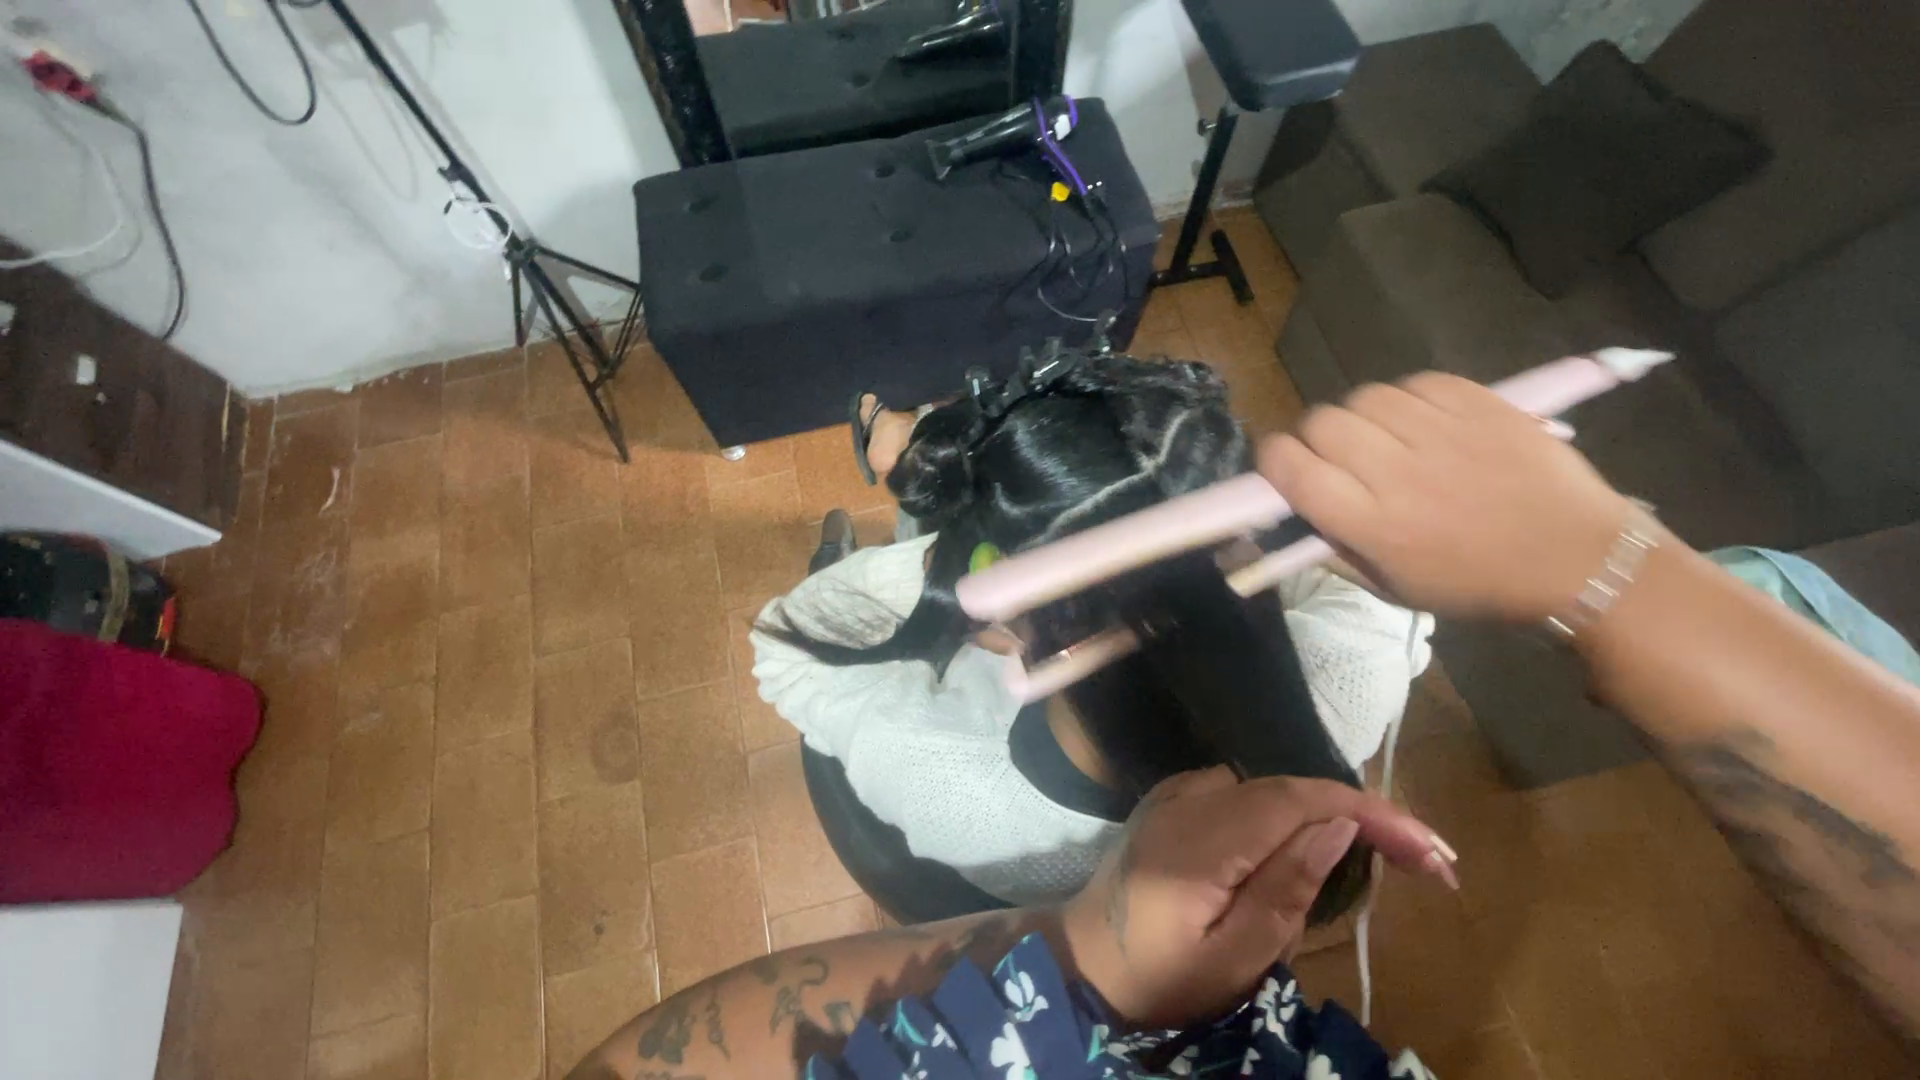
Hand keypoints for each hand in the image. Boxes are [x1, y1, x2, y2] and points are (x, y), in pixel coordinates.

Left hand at [1061, 767, 1455, 1028]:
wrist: (1082, 959)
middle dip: (1362, 815)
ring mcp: (1175, 794)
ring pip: (1270, 789)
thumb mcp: (1233, 957)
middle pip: (1291, 789)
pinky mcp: (1169, 801)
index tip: (1431, 851)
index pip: (1300, 799)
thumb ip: (1286, 889)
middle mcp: (1190, 798)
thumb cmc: (1159, 976)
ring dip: (1326, 813)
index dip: (1371, 813)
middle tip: (1426, 862)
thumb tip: (1337, 825)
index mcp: (1205, 836)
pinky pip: (1241, 794)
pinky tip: (1309, 841)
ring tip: (1380, 855)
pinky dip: (1284, 812)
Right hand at [1258, 373, 1640, 621]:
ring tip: (1382, 436)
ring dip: (1360, 416)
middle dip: (1314, 436)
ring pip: (1364, 396)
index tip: (1284, 468)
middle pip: (1321, 423)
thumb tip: (1297, 514)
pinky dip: (1406, 399)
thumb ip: (1335, 550)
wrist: (1578, 560)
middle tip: (1336, 455)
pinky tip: (1421, 422)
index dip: (1273, 460)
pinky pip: (1415, 382)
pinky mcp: (1480, 404)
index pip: (1289, 467)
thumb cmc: (1475, 584)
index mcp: (1371, 523)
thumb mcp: (1391, 588)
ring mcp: (1442, 432)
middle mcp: (1397, 471)